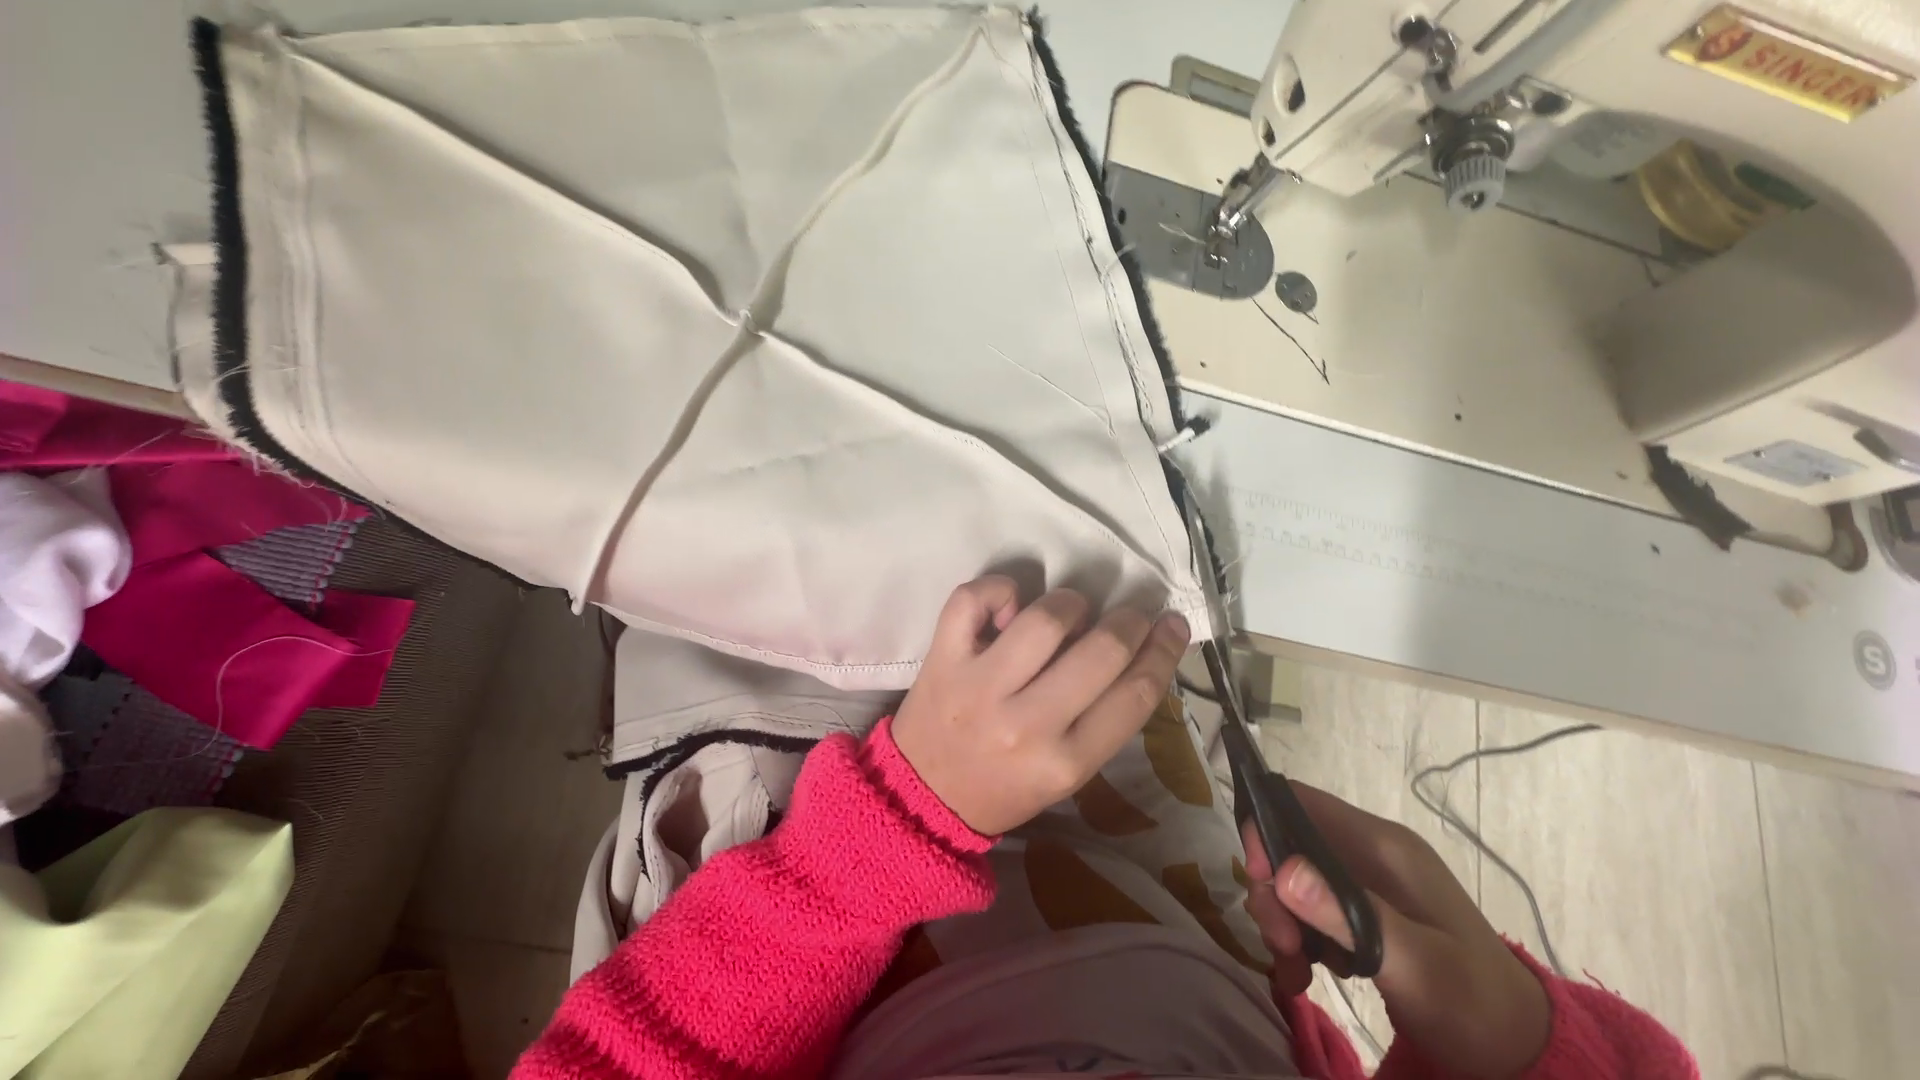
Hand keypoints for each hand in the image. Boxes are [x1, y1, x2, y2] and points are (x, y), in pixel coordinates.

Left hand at [891, 575, 1190, 835]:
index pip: (1134, 694)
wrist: (923, 798)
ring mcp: (979, 689)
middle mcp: (1026, 726)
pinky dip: (999, 588)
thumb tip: (1141, 649)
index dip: (1164, 651)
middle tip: (1128, 617)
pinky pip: (973, 600)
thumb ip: (1103, 718)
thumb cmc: (1006, 786)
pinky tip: (1012, 604)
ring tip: (1070, 613)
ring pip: (1045, 620)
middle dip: (1129, 622)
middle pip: (1102, 650)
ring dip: (1070, 603)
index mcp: (1066, 763)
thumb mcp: (1068, 772)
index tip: (1172, 626)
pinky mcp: (942, 660)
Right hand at [1242, 784, 1551, 1078]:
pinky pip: (1306, 910)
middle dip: (1272, 892)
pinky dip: (1295, 940)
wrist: (1516, 1050)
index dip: (1264, 827)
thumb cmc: (1472, 1002)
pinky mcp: (1360, 913)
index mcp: (1382, 847)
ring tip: (1294, 971)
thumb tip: (1284, 871)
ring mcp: (1364, 883)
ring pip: (1290, 881)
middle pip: (1287, 845)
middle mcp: (1368, 853)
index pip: (1298, 802)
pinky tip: (1302, 977)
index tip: (1259, 881)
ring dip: (1281, 922)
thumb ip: (1349, 916)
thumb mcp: (1414, 964)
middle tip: (1282, 944)